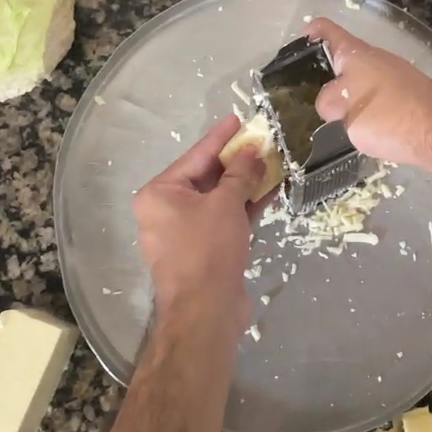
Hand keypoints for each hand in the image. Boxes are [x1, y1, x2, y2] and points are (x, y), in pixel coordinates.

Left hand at [133, 115, 262, 335]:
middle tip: (261, 141)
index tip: (238, 119)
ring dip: (245, 184)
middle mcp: (166, 211)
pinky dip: (244, 207)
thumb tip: (253, 151)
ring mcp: (184, 233)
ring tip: (272, 163)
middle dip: (237, 161)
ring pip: (218, 199)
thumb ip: (240, 174)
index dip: (220, 138)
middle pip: (206, 177)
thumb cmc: (207, 249)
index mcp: (159, 194)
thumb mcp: (226, 204)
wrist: (207, 312)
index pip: (195, 156)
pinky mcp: (204, 251)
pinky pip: (224, 219)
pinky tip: (271, 192)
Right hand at [306, 18, 431, 170]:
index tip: (300, 45)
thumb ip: (329, 102)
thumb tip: (334, 106)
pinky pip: (380, 100)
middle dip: (328, 80)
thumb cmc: (387, 114)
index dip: (311, 32)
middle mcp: (376, 59)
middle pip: (344, 62)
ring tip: (338, 125)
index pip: (327, 30)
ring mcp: (396, 77)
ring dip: (350, 99)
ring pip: (362, 84)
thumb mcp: (342, 108)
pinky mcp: (410, 97)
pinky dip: (370, 112)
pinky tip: (370, 133)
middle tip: (312, 103)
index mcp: (355, 53)